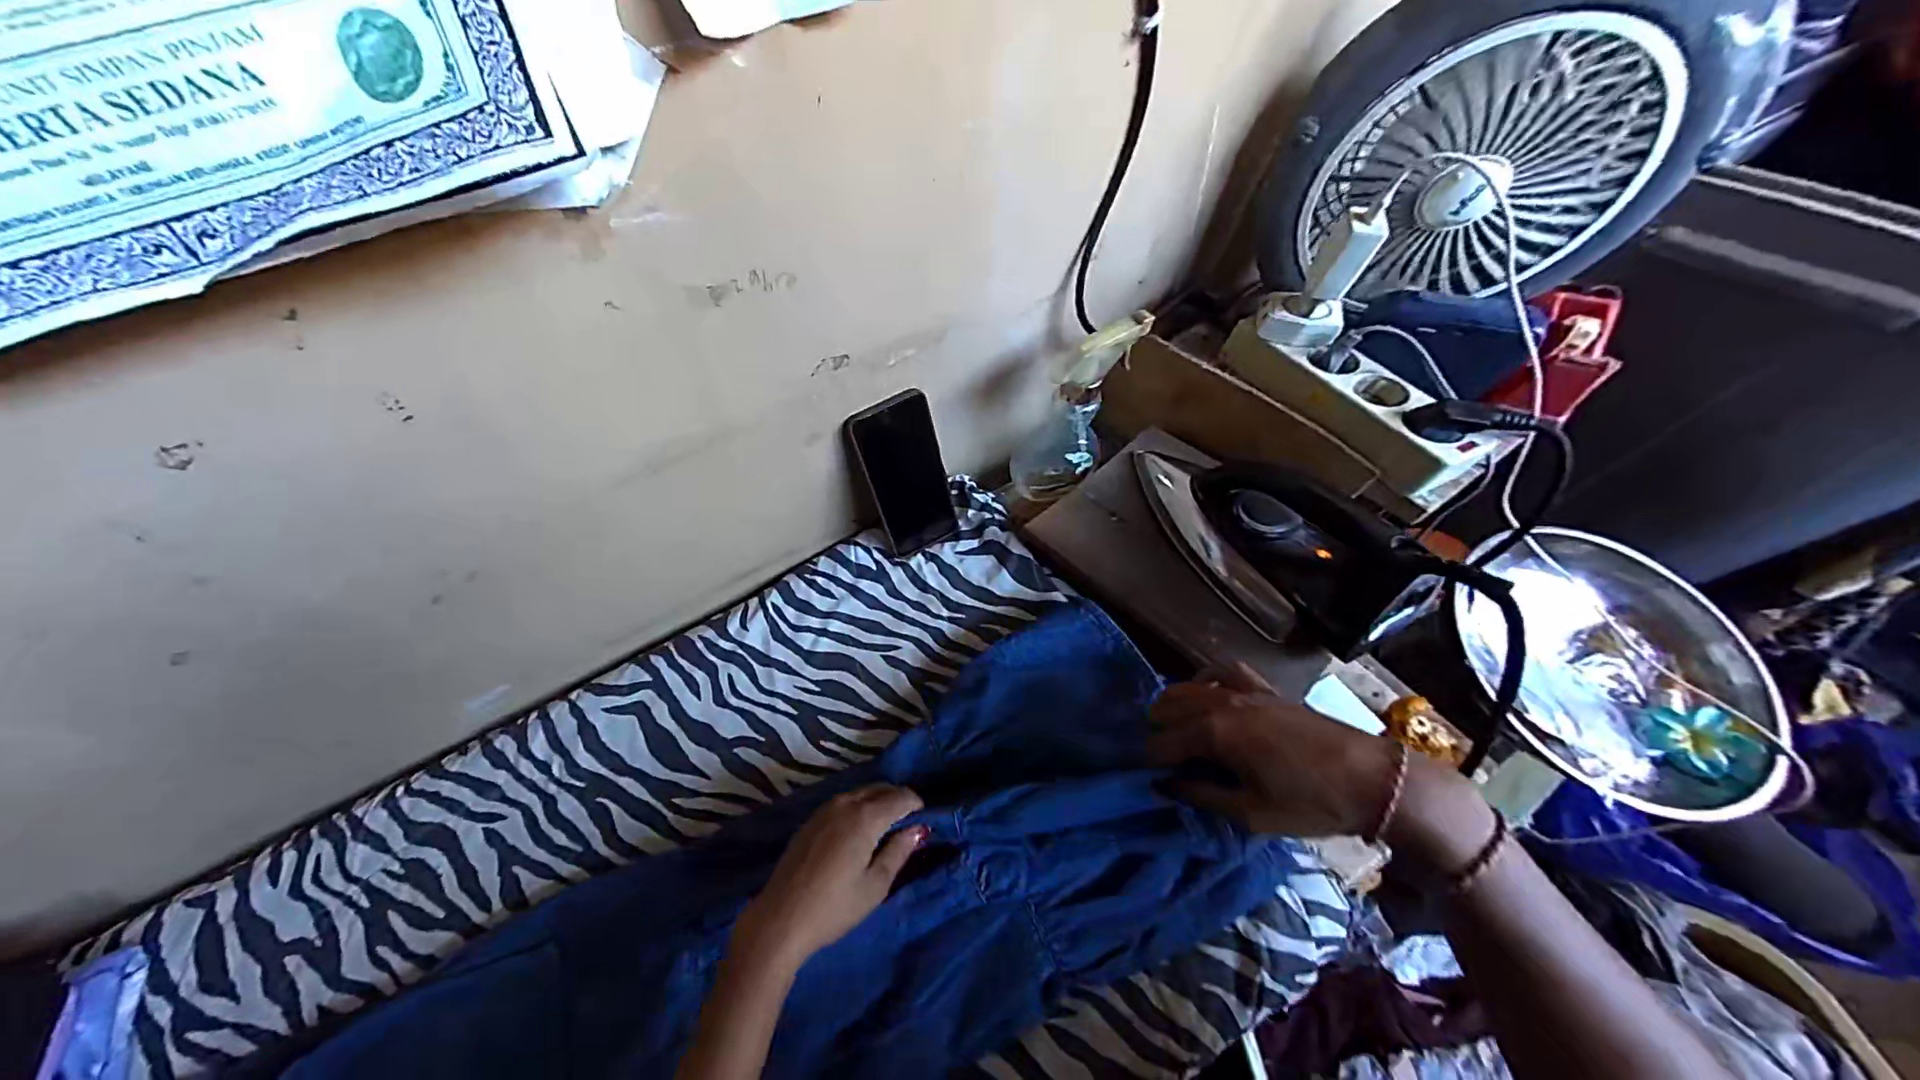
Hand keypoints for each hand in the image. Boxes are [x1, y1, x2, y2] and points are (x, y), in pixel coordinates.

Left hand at [730, 785, 928, 973]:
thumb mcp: (875, 885)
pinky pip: (843, 803)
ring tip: (886, 825)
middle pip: (879, 789)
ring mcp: (824, 810)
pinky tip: (858, 830)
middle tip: (909, 820)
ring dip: (877, 801)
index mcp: (865, 817)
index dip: (916, 804)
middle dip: (897, 798)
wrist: (779, 920)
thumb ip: (898, 852)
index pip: (900, 797)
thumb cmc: (834, 907)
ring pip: (860, 793)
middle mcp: (845, 804)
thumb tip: (917, 829)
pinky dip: (858, 807)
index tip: (925, 817)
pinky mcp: (810, 821)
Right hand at [1148, 664, 1407, 837]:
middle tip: (1165, 764)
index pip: (1160, 744)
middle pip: (1166, 708)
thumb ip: (1202, 795)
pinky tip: (1207, 695)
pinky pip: (1222, 671)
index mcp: (1214, 733)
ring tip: (1177, 733)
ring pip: (1186, 686)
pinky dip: (1206, 680)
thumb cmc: (1312, 803)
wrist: (1373, 780)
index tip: (1151, 782)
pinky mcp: (1263, 689)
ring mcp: (1242, 690)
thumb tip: (1166, 785)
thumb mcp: (1251, 813)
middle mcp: (1220, 703)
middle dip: (1157, 734)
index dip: (1149, 765)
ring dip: (1174, 708)